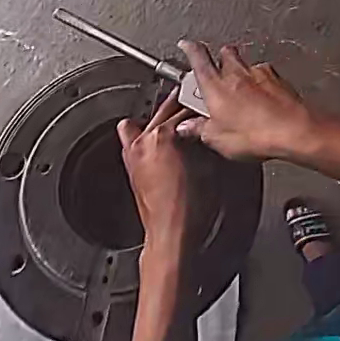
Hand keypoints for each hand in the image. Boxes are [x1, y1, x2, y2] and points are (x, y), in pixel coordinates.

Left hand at [118, 90, 198, 254]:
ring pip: (146, 119)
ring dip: (161, 117)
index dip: (199, 107)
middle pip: (165, 109)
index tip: (206, 107)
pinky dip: (143, 133)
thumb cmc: (189, 209)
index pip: (185, 109)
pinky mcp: (131, 165)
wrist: (171, 234)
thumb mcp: (209, 167)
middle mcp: (144, 140)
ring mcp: (133, 152)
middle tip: (194, 106)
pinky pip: (132, 135)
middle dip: (181, 106)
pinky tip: (159, 140)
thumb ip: (203, 140)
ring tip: (176, 121)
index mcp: (163, 136)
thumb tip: (204, 129)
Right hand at [174, 40, 317, 161]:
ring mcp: (259, 73)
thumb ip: (200, 130)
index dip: (190, 48)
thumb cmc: (257, 133)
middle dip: (220, 59)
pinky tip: (262, 98)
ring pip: (246, 63)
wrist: (295, 130)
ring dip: (242, 72)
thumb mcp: (219, 139)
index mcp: (216, 85)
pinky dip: (261, 82)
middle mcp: (237, 73)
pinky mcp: (278, 79)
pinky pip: (265, 74)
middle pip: (225, 53)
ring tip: (241, 91)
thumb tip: (189, 128)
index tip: (187, 45)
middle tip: (217, 75)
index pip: (198, 57)